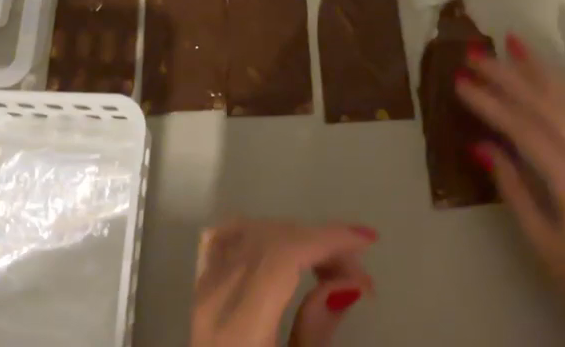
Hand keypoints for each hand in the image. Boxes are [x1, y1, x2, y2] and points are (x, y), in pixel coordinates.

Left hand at [190, 217, 377, 346]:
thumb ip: (317, 332)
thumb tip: (349, 281)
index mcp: (237, 327)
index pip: (282, 255)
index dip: (327, 239)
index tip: (368, 241)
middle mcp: (211, 301)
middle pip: (269, 240)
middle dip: (321, 243)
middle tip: (359, 277)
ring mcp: (198, 293)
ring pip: (248, 233)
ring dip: (294, 237)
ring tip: (327, 266)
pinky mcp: (196, 294)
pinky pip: (222, 240)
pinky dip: (257, 232)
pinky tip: (282, 249)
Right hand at [459, 37, 564, 346]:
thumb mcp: (543, 242)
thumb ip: (514, 189)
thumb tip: (482, 145)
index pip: (522, 127)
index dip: (489, 102)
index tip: (460, 82)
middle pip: (546, 105)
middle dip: (509, 77)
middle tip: (476, 55)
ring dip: (542, 72)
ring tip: (515, 45)